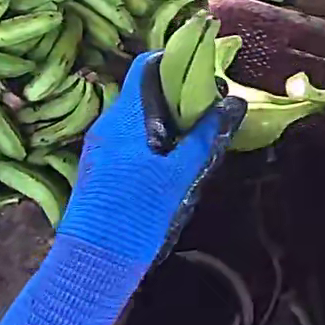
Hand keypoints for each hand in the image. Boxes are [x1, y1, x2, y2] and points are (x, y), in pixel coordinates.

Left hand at [0, 53, 243, 324]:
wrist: (92, 263)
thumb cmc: (136, 214)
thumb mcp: (179, 175)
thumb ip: (204, 137)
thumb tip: (232, 103)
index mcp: (124, 118)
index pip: (144, 66)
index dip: (173, 61)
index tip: (200, 73)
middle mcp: (106, 124)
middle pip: (143, 92)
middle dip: (176, 95)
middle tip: (206, 111)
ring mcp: (99, 146)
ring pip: (136, 117)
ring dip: (164, 120)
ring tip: (193, 139)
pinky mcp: (98, 166)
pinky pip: (127, 138)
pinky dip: (150, 139)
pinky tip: (169, 163)